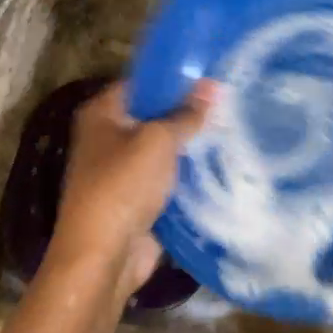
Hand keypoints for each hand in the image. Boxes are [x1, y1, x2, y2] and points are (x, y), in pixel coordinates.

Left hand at [51, 81, 214, 295]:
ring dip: (189, 148)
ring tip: (231, 131)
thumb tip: (212, 84)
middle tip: (226, 103)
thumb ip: (186, 114)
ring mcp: (121, 172)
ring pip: (162, 151)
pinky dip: (188, 178)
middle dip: (186, 114)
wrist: (103, 257)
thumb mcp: (158, 140)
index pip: (140, 84)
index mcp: (102, 113)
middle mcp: (107, 138)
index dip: (172, 79)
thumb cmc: (122, 186)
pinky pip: (167, 181)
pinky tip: (220, 167)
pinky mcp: (136, 201)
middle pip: (152, 117)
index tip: (209, 76)